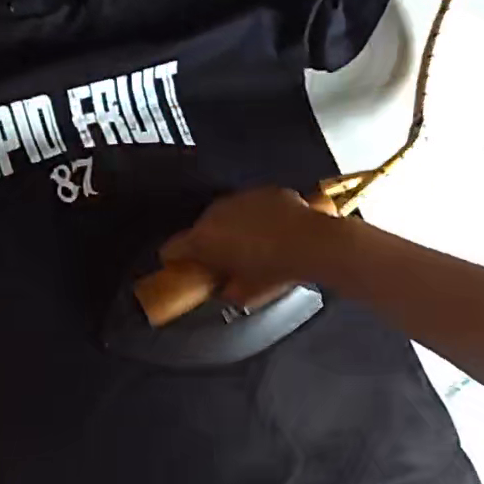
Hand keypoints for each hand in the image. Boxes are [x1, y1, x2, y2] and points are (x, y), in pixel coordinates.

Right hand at [160, 187, 338, 305]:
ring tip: (251, 246)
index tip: (182, 267)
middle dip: (208, 244)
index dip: (175, 260)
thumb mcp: (244, 292)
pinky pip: (252, 206)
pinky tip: (271, 231)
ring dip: (232, 228)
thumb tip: (224, 289)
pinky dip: (257, 217)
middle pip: (201, 229)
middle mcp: (215, 213)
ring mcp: (241, 198)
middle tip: (223, 261)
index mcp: (203, 239)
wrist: (311, 243)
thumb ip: (226, 289)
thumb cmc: (273, 271)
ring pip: (226, 214)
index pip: (172, 248)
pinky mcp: (265, 191)